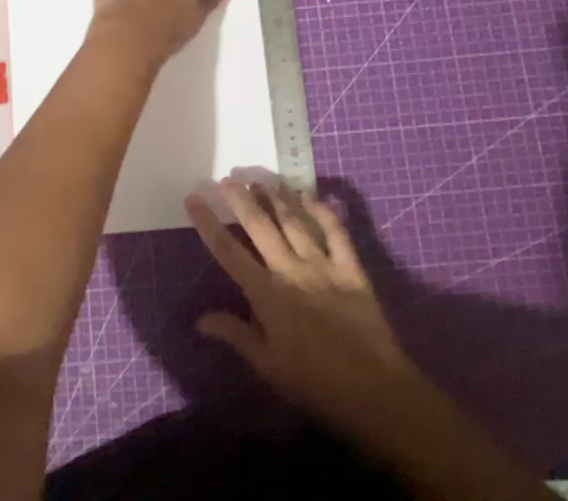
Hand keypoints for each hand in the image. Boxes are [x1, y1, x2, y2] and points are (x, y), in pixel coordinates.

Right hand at [187, 180, 434, 438]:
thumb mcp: (268, 367)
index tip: (193, 199)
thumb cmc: (315, 382)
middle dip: (240, 199)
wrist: (374, 390)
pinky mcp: (352, 270)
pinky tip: (309, 195)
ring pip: (295, 222)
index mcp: (267, 296)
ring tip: (260, 177)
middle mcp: (291, 272)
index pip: (229, 252)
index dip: (208, 224)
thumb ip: (236, 335)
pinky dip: (322, 211)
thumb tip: (200, 318)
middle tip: (226, 178)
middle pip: (260, 227)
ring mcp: (323, 267)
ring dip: (276, 197)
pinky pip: (336, 233)